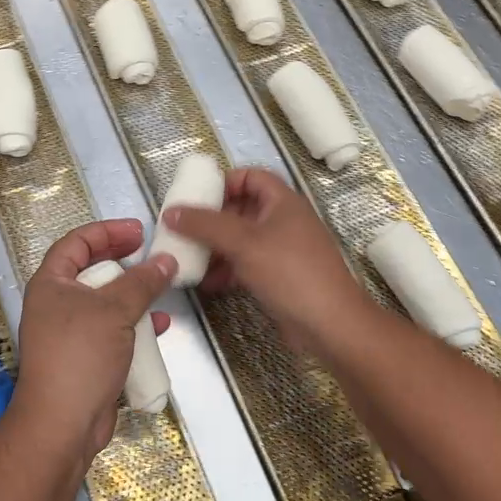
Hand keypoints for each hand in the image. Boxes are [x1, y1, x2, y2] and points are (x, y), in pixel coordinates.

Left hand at [11, 219, 174, 463]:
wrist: (62, 423)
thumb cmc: (80, 355)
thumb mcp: (114, 311)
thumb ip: (142, 282)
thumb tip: (166, 260)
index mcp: (50, 283)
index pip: (76, 243)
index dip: (107, 231)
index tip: (139, 231)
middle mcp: (56, 304)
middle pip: (92, 271)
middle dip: (123, 262)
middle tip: (151, 254)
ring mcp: (70, 332)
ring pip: (105, 303)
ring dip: (133, 295)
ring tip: (161, 287)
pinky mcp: (85, 358)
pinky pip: (113, 331)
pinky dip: (135, 326)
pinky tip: (160, 326)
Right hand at [161, 166, 368, 356]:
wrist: (330, 324)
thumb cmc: (289, 272)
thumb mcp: (242, 243)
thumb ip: (204, 225)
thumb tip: (170, 211)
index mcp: (282, 202)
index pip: (250, 176)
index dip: (223, 182)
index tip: (196, 198)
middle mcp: (283, 221)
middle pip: (241, 209)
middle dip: (212, 220)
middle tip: (185, 231)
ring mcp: (283, 250)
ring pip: (241, 239)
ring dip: (215, 248)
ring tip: (190, 260)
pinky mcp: (279, 277)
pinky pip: (247, 264)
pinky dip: (227, 269)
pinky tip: (208, 283)